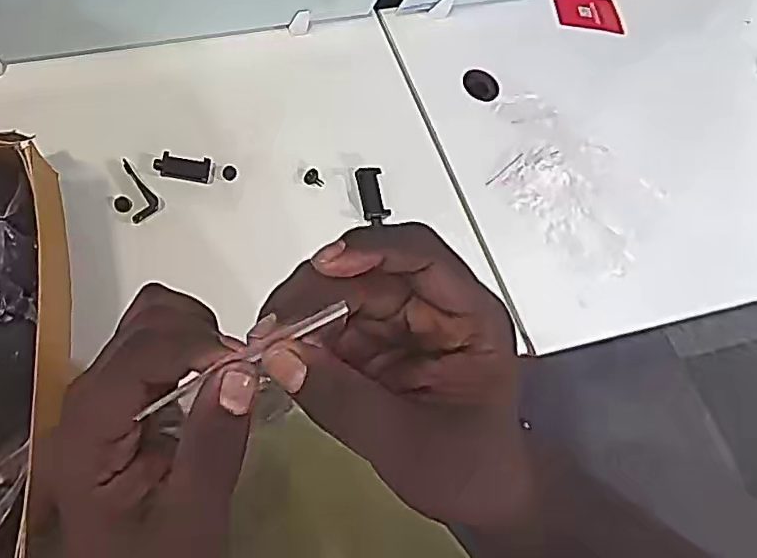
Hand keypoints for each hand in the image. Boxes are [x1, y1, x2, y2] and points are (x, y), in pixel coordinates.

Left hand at [50, 284, 256, 557]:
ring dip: (196, 328)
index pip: (140, 352)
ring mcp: (103, 388)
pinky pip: (156, 336)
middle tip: (240, 370)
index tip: (242, 362)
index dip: (195, 344)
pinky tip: (211, 371)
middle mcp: (87, 397)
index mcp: (88, 430)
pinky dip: (191, 336)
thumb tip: (241, 372)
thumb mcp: (189, 523)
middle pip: (144, 322)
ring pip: (150, 316)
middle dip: (200, 333)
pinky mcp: (122, 387)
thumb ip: (212, 447)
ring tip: (227, 369)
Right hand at [254, 224, 531, 532]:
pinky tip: (286, 349)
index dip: (372, 251)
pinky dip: (306, 331)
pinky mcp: (380, 336)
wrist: (483, 504)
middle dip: (317, 290)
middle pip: (370, 270)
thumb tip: (285, 358)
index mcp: (471, 317)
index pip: (422, 256)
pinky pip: (335, 318)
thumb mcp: (410, 445)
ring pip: (345, 289)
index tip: (325, 264)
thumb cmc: (475, 472)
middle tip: (277, 322)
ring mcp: (406, 319)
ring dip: (304, 309)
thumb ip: (344, 400)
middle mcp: (436, 307)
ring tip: (273, 339)